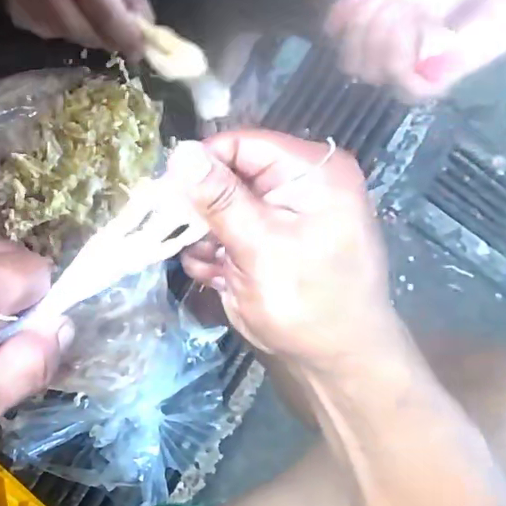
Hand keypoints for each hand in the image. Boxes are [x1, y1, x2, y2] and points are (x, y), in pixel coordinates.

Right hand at [2, 0, 150, 55]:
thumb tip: (138, 23)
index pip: (97, 6)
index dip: (124, 35)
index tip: (145, 52)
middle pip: (72, 23)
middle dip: (106, 36)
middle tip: (133, 35)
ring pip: (49, 26)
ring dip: (82, 32)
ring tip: (107, 19)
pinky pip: (27, 15)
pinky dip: (54, 23)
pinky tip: (75, 10)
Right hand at [167, 132, 401, 371]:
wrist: (336, 361)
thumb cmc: (309, 302)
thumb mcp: (261, 247)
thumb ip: (220, 199)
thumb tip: (180, 152)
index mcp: (312, 172)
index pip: (243, 144)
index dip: (202, 164)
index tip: (168, 194)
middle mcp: (298, 184)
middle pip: (229, 174)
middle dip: (201, 206)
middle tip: (176, 232)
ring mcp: (282, 214)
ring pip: (222, 206)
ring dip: (204, 234)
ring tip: (204, 261)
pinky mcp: (268, 241)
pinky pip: (229, 231)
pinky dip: (214, 252)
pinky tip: (213, 274)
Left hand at [326, 0, 505, 100]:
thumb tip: (414, 10)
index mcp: (477, 46)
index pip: (421, 86)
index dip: (397, 65)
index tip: (405, 19)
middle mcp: (443, 46)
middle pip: (384, 76)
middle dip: (374, 41)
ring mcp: (417, 28)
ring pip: (363, 58)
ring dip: (356, 29)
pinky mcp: (401, 4)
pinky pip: (356, 30)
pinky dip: (344, 17)